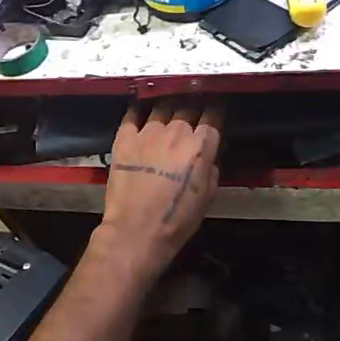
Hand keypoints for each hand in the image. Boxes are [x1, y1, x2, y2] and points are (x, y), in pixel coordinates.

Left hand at [91, 98, 223, 282]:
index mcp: (200, 147)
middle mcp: (176, 133)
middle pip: (187, 108)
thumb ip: (211, 168)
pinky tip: (140, 113)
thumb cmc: (177, 220)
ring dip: (168, 110)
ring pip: (162, 108)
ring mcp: (148, 133)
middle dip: (192, 110)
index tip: (213, 113)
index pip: (212, 117)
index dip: (214, 113)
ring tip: (167, 113)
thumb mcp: (208, 196)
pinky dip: (138, 113)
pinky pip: (132, 116)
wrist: (136, 231)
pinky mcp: (124, 139)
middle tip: (191, 115)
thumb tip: (207, 156)